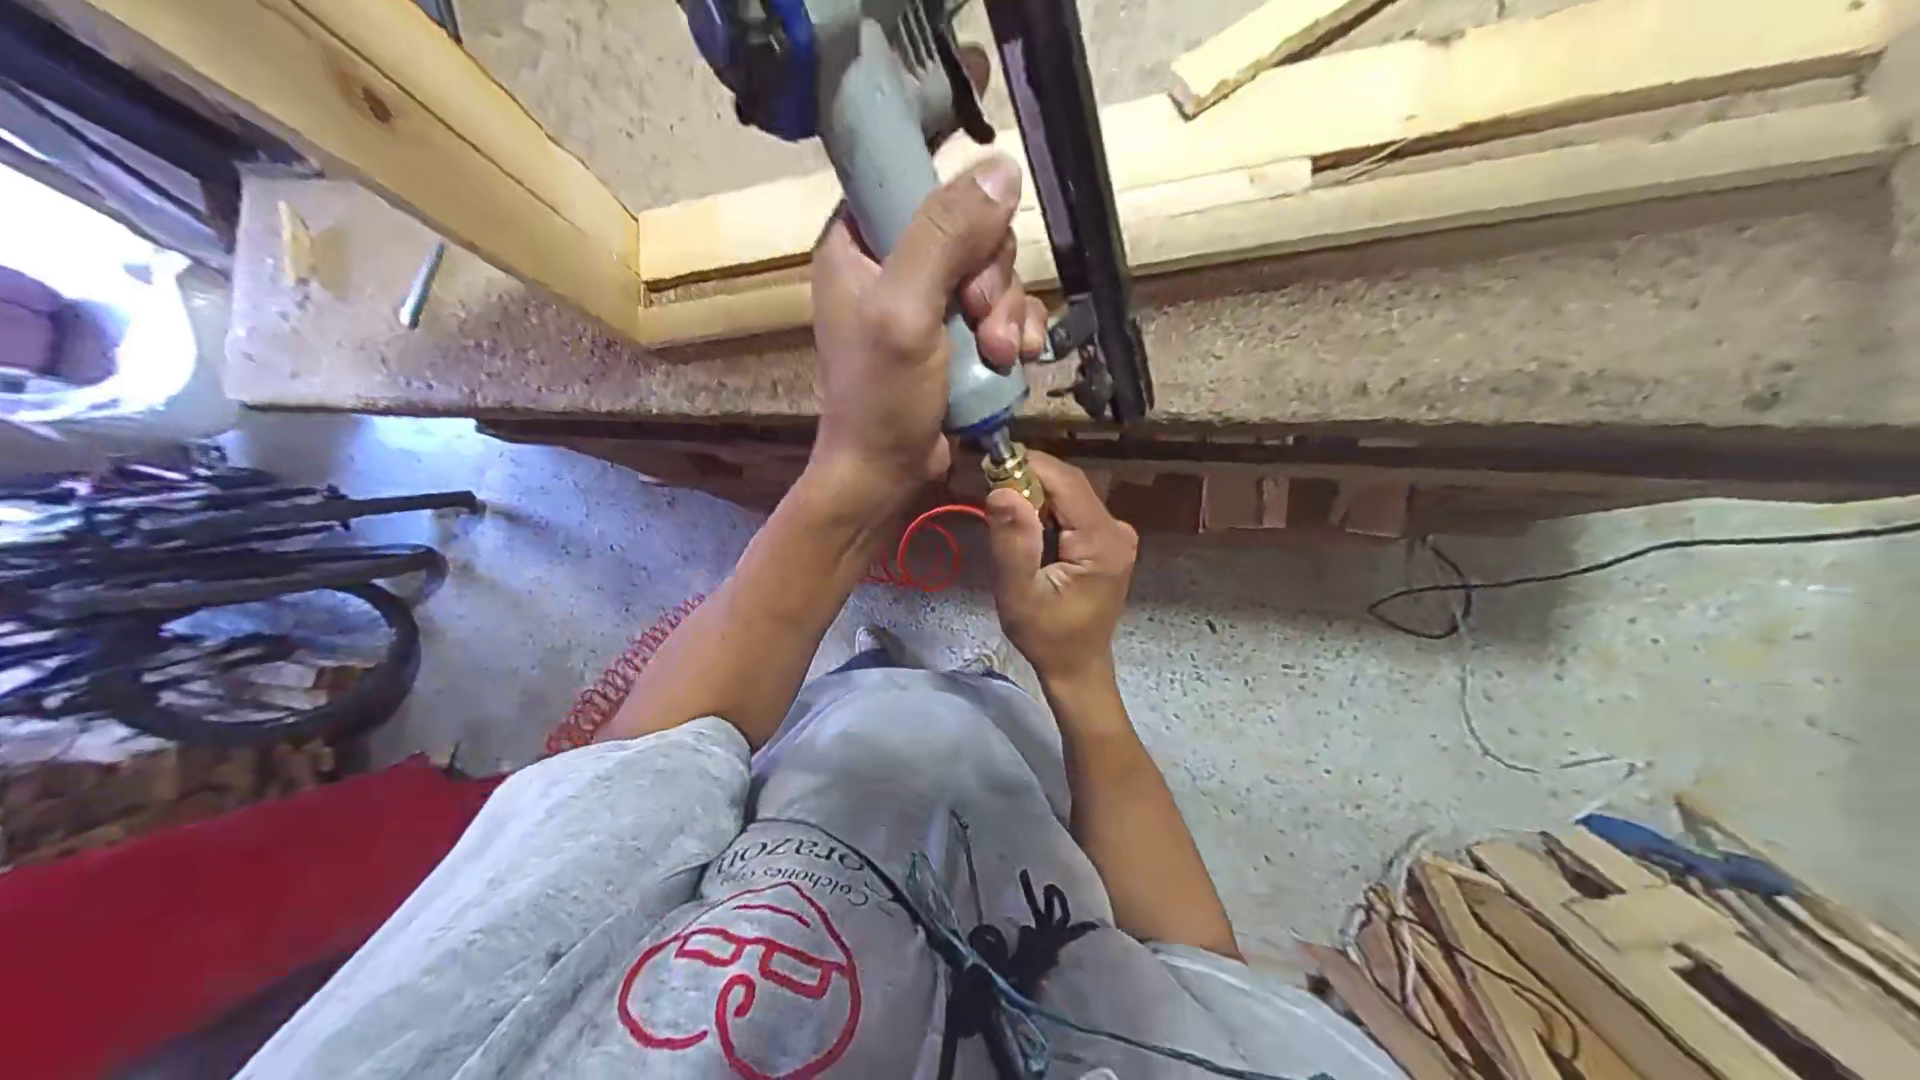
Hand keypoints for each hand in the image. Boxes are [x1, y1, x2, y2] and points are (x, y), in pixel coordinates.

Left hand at [810, 154, 1047, 513]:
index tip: (971, 249)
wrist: (888, 473)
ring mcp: (928, 301)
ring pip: (993, 272)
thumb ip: (944, 238)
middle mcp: (892, 263)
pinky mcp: (957, 334)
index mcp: (857, 243)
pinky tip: (1020, 359)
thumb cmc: (880, 397)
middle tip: (983, 320)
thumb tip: (1001, 170)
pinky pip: (1002, 309)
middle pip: (968, 230)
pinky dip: (1017, 331)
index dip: (954, 207)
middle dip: (990, 278)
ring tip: (1002, 355)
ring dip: (1008, 312)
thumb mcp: (904, 312)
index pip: (912, 181)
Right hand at [986, 452, 1137, 687]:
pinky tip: (1026, 530)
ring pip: (1068, 494)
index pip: (1065, 482)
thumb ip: (1012, 544)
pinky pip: (1072, 509)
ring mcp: (1117, 533)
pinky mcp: (1108, 539)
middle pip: (1068, 484)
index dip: (1027, 468)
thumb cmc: (1047, 637)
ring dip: (1034, 496)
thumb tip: (1001, 490)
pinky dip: (1045, 510)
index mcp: (1103, 541)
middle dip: (1027, 482)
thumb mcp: (1019, 596)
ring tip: (1003, 515)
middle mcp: (1118, 529)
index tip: (989, 470)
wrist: (1076, 665)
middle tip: (989, 495)